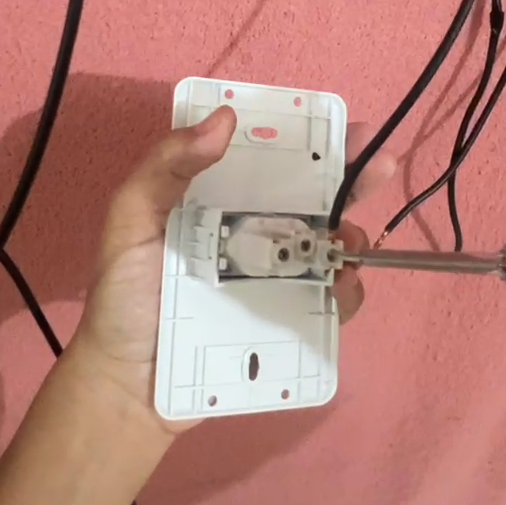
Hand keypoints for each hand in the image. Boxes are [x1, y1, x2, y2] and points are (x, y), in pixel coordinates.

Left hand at [70, 105, 394, 435]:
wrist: (129, 385)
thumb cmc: (125, 298)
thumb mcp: (131, 221)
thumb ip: (166, 167)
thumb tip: (225, 119)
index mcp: (221, 203)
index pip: (271, 162)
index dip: (311, 140)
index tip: (344, 128)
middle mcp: (255, 234)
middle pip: (314, 199)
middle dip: (354, 178)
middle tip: (380, 165)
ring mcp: (274, 279)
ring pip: (331, 248)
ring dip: (352, 236)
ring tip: (349, 242)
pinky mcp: (286, 322)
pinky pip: (330, 302)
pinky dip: (348, 292)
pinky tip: (342, 286)